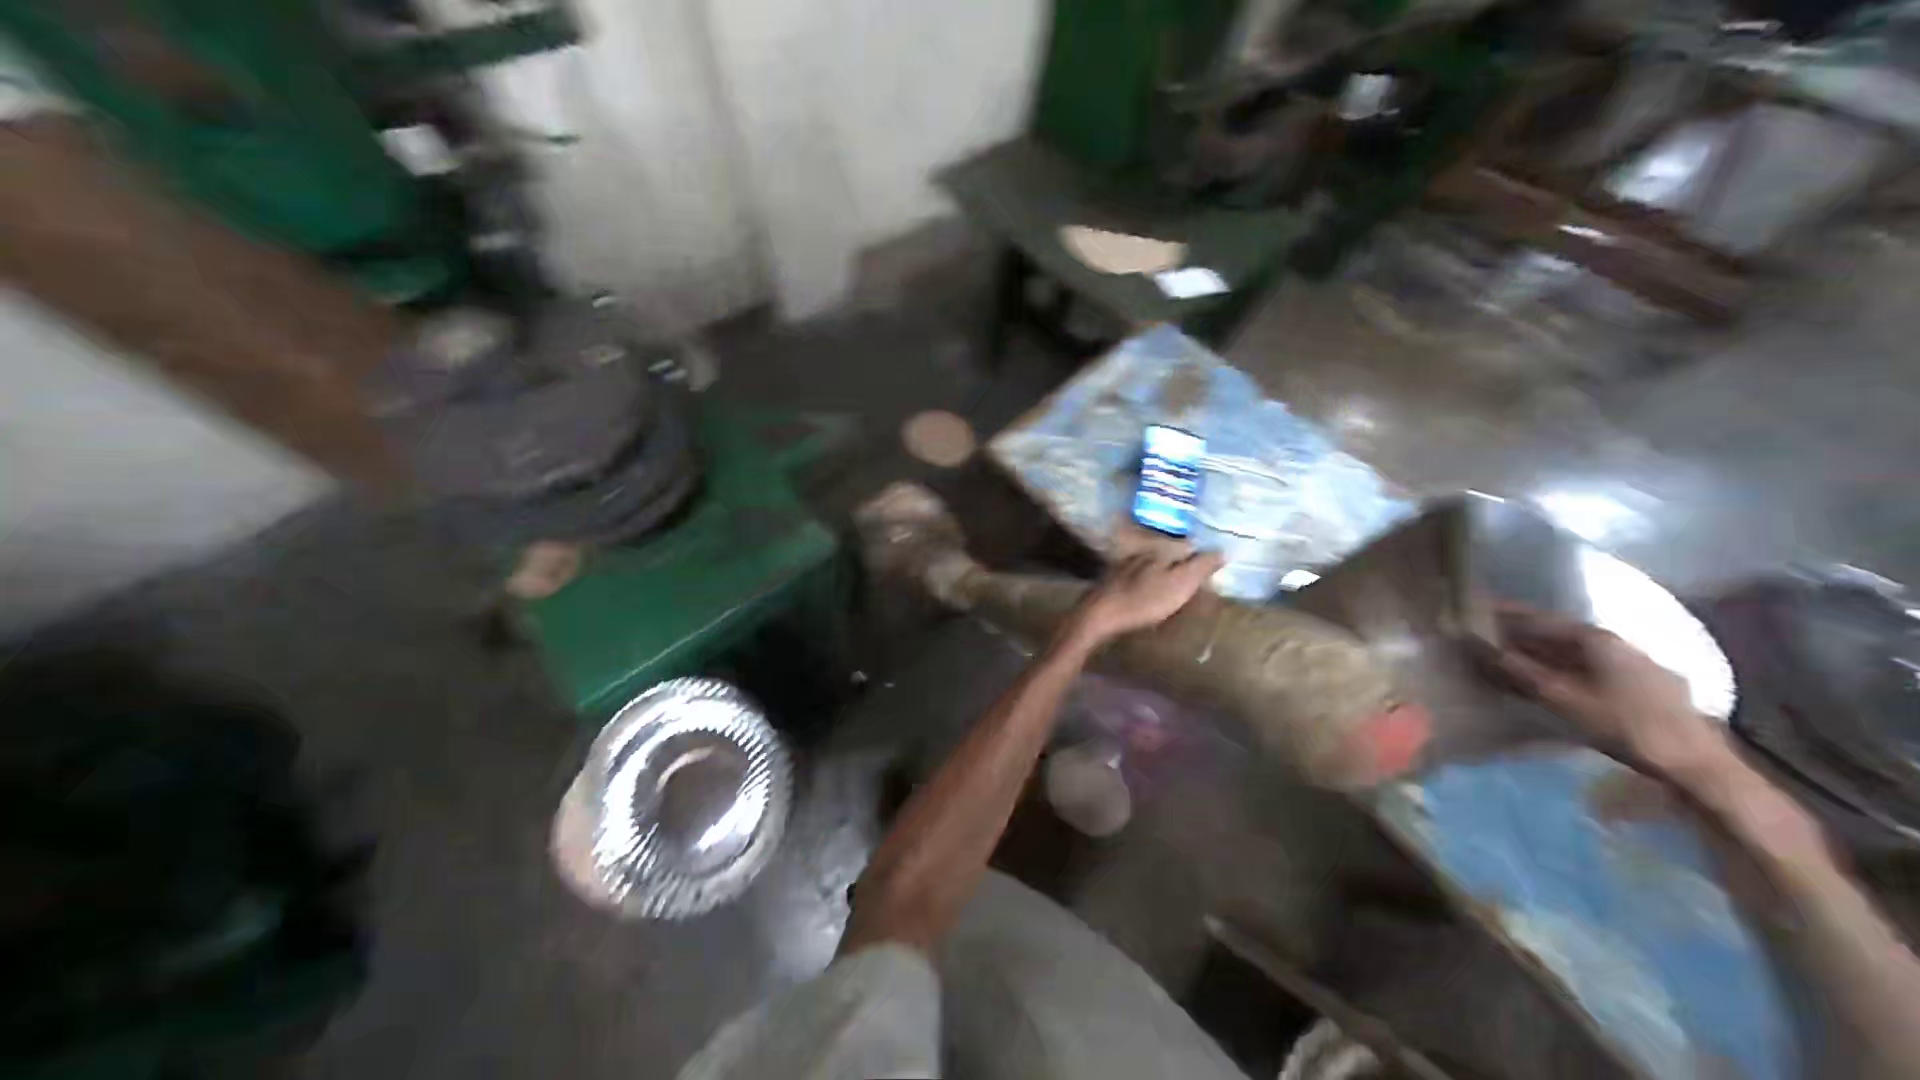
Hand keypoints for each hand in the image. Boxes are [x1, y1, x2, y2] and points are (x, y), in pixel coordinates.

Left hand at [1066, 550, 1224, 648]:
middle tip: (1198, 580)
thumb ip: (1201, 566)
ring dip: (1166, 572)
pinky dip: (1148, 581)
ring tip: (1176, 588)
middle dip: (1184, 563)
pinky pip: (1139, 575)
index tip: (1213, 570)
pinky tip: (1149, 593)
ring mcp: (1125, 563)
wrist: (1098, 615)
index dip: (1203, 557)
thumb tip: (1223, 551)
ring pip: (1154, 563)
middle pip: (1171, 553)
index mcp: (1161, 549)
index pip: (1190, 546)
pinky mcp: (1113, 579)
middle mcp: (1143, 550)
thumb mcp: (1180, 584)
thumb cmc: (1143, 601)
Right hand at [1490, 604, 1725, 773]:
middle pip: (1562, 634)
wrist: (1696, 764)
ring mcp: (1639, 665)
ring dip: (1547, 655)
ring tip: (1517, 662)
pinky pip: (1596, 669)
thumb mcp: (1562, 698)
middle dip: (1526, 637)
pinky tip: (1557, 682)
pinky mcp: (1650, 687)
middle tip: (1492, 640)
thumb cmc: (1623, 725)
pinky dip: (1569, 669)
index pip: (1543, 619)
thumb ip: (1521, 672)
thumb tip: (1484, 648)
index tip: (1482, 611)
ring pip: (1580, 653)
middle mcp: (1619, 644)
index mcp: (1598, 639)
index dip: (1510, 615)